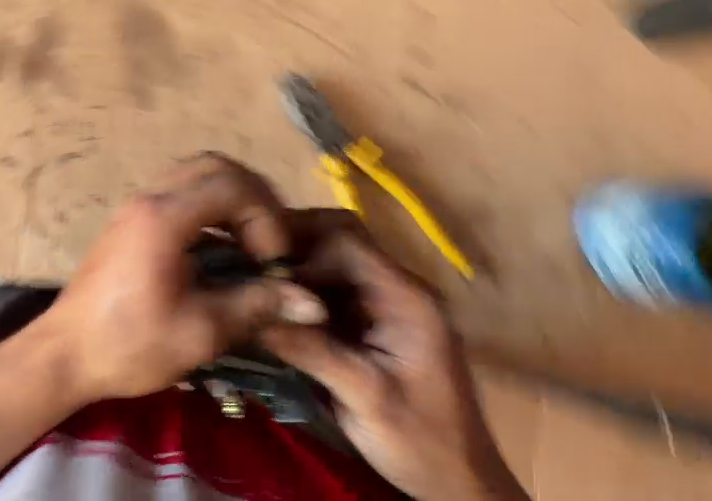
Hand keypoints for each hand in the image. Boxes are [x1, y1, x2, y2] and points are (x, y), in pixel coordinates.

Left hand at [32, 153, 328, 403]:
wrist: (66, 353)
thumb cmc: (130, 345)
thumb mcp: (200, 332)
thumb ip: (256, 305)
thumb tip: (311, 301)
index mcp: (162, 218)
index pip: (230, 184)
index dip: (266, 216)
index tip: (275, 261)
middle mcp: (147, 199)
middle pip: (212, 166)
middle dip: (253, 196)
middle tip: (272, 241)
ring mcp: (135, 207)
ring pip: (193, 175)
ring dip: (231, 200)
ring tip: (254, 245)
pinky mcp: (131, 222)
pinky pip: (178, 194)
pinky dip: (209, 209)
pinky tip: (224, 251)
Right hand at [262, 229, 526, 500]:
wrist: (462, 486)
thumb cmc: (421, 442)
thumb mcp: (363, 396)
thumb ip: (310, 349)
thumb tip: (250, 312)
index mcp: (405, 296)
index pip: (344, 240)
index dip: (299, 250)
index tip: (264, 276)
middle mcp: (396, 287)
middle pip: (338, 235)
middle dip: (291, 243)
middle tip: (249, 265)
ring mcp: (385, 302)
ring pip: (330, 256)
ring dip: (293, 265)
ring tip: (254, 284)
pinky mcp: (373, 320)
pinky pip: (331, 285)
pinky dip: (300, 288)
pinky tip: (274, 306)